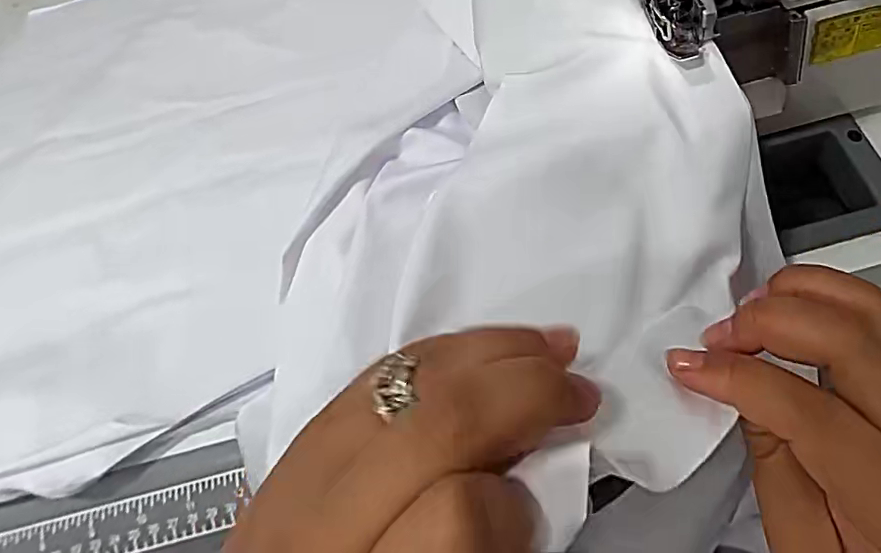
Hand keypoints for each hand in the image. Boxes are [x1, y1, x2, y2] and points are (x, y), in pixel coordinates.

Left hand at [229, 327, 599, 552]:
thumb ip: (481, 545)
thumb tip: (529, 485)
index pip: (453, 515)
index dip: (515, 503)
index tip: (540, 508)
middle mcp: (316, 521)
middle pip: (438, 420)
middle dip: (525, 391)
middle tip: (579, 394)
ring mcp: (301, 466)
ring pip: (411, 371)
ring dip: (494, 350)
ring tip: (550, 348)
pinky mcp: (302, 434)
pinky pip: (385, 365)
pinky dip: (448, 350)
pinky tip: (486, 347)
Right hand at [667, 266, 880, 552]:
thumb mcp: (803, 542)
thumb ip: (769, 458)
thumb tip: (736, 384)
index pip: (809, 408)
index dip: (737, 377)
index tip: (690, 365)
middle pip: (846, 337)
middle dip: (765, 320)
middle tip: (718, 337)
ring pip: (864, 304)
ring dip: (795, 291)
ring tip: (749, 310)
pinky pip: (869, 307)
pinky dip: (817, 291)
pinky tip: (783, 304)